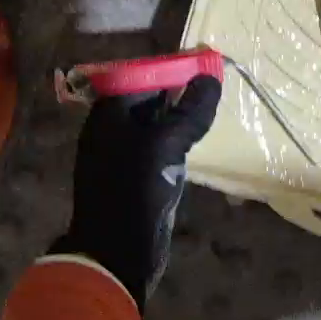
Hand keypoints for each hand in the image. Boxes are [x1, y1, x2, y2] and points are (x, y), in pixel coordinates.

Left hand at [50, 76, 221, 306]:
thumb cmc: (134, 190)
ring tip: (210, 108)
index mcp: (108, 116)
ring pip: (154, 125)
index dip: (169, 70)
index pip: (139, 78)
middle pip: (147, 100)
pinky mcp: (136, 178)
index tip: (201, 66)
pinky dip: (176, 141)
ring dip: (178, 117)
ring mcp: (123, 156)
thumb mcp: (165, 145)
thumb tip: (210, 79)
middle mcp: (111, 131)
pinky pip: (158, 149)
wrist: (115, 253)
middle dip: (177, 91)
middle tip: (211, 85)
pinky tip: (196, 141)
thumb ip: (189, 112)